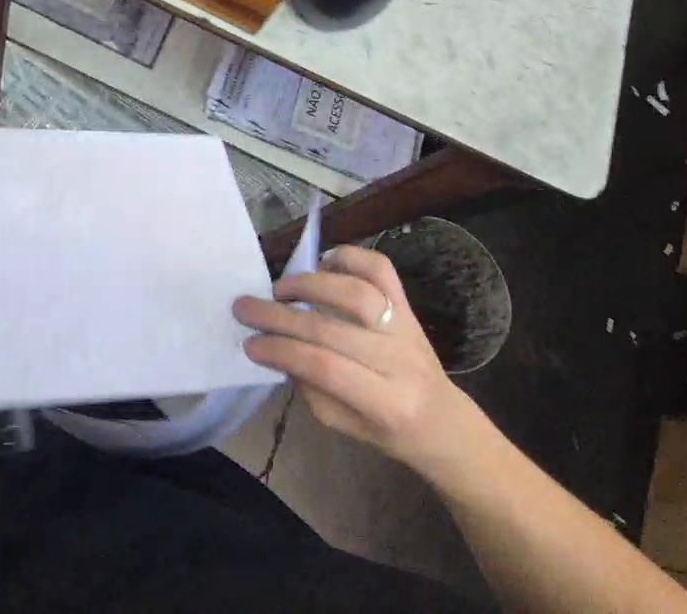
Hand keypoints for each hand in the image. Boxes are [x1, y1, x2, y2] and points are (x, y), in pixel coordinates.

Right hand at [232, 246, 485, 478]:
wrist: (442, 421)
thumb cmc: (386, 429)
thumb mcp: (342, 424)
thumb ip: (310, 387)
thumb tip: (275, 346)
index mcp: (386, 403)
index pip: (325, 367)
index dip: (281, 351)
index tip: (249, 344)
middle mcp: (400, 360)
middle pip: (332, 329)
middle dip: (279, 316)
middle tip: (244, 308)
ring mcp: (406, 327)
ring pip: (356, 293)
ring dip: (310, 285)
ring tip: (280, 288)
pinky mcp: (408, 306)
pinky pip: (381, 270)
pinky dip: (349, 257)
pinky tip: (321, 262)